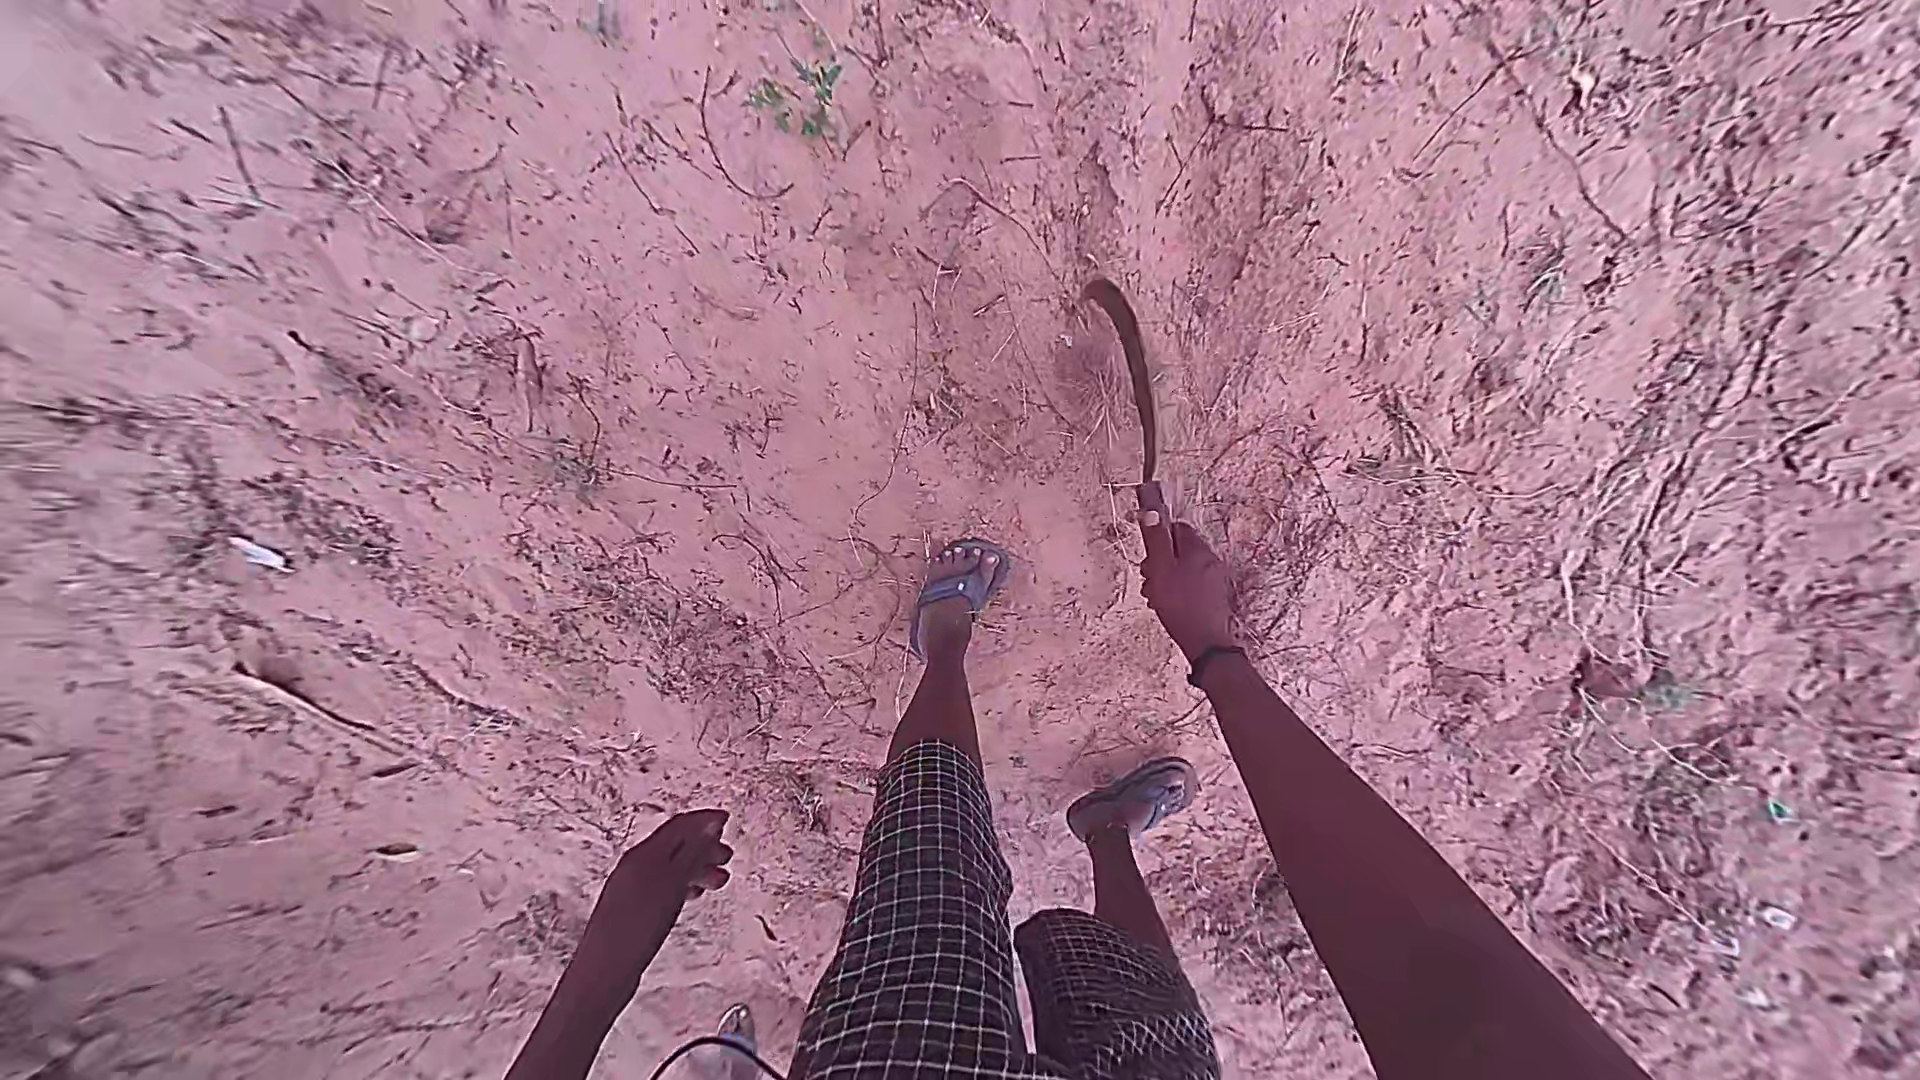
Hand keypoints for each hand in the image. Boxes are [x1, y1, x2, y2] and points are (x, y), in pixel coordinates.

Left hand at [578, 810, 732, 982]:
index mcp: (643, 853)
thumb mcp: (674, 883)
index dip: (706, 820)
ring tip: (716, 879)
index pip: (680, 824)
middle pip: (676, 843)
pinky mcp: (631, 908)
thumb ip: (694, 851)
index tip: (725, 820)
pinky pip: (663, 884)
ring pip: (671, 865)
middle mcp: (635, 865)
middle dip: (704, 846)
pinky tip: (690, 895)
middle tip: (724, 854)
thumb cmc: (635, 929)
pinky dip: (683, 883)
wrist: (603, 975)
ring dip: (697, 867)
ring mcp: (631, 887)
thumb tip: (710, 825)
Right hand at [1140, 520, 1234, 660]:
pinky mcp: (1212, 596)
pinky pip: (1190, 584)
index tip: (1148, 554)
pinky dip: (1176, 590)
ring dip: (1165, 578)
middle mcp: (1209, 560)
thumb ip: (1156, 539)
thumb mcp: (1160, 568)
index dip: (1158, 539)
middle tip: (1149, 577)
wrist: (1204, 641)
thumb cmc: (1180, 604)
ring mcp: (1213, 579)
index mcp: (1197, 549)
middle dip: (1159, 561)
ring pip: (1182, 568)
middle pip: (1178, 549)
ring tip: (1156, 594)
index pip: (1176, 528)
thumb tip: (1151, 512)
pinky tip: (1168, 604)